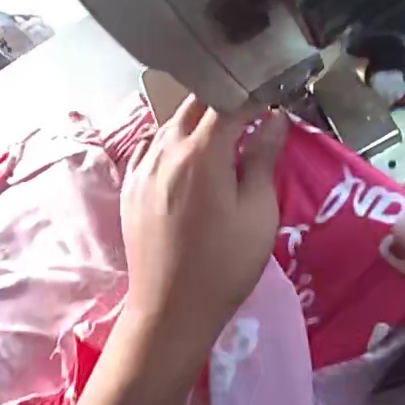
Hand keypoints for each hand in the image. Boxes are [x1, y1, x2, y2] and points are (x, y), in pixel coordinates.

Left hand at [119, 97, 288, 362]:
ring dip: (198, 120)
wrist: (172, 309)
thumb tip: (274, 119)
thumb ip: (264, 159)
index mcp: (201, 152)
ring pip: (170, 123)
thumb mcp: (259, 212)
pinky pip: (151, 146)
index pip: (229, 102)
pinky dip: (174, 141)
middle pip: (194, 104)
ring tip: (223, 135)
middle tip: (251, 113)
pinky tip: (188, 158)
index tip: (274, 98)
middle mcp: (165, 149)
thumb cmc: (226, 263)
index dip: (255, 95)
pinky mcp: (129, 187)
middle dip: (224, 100)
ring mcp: (141, 167)